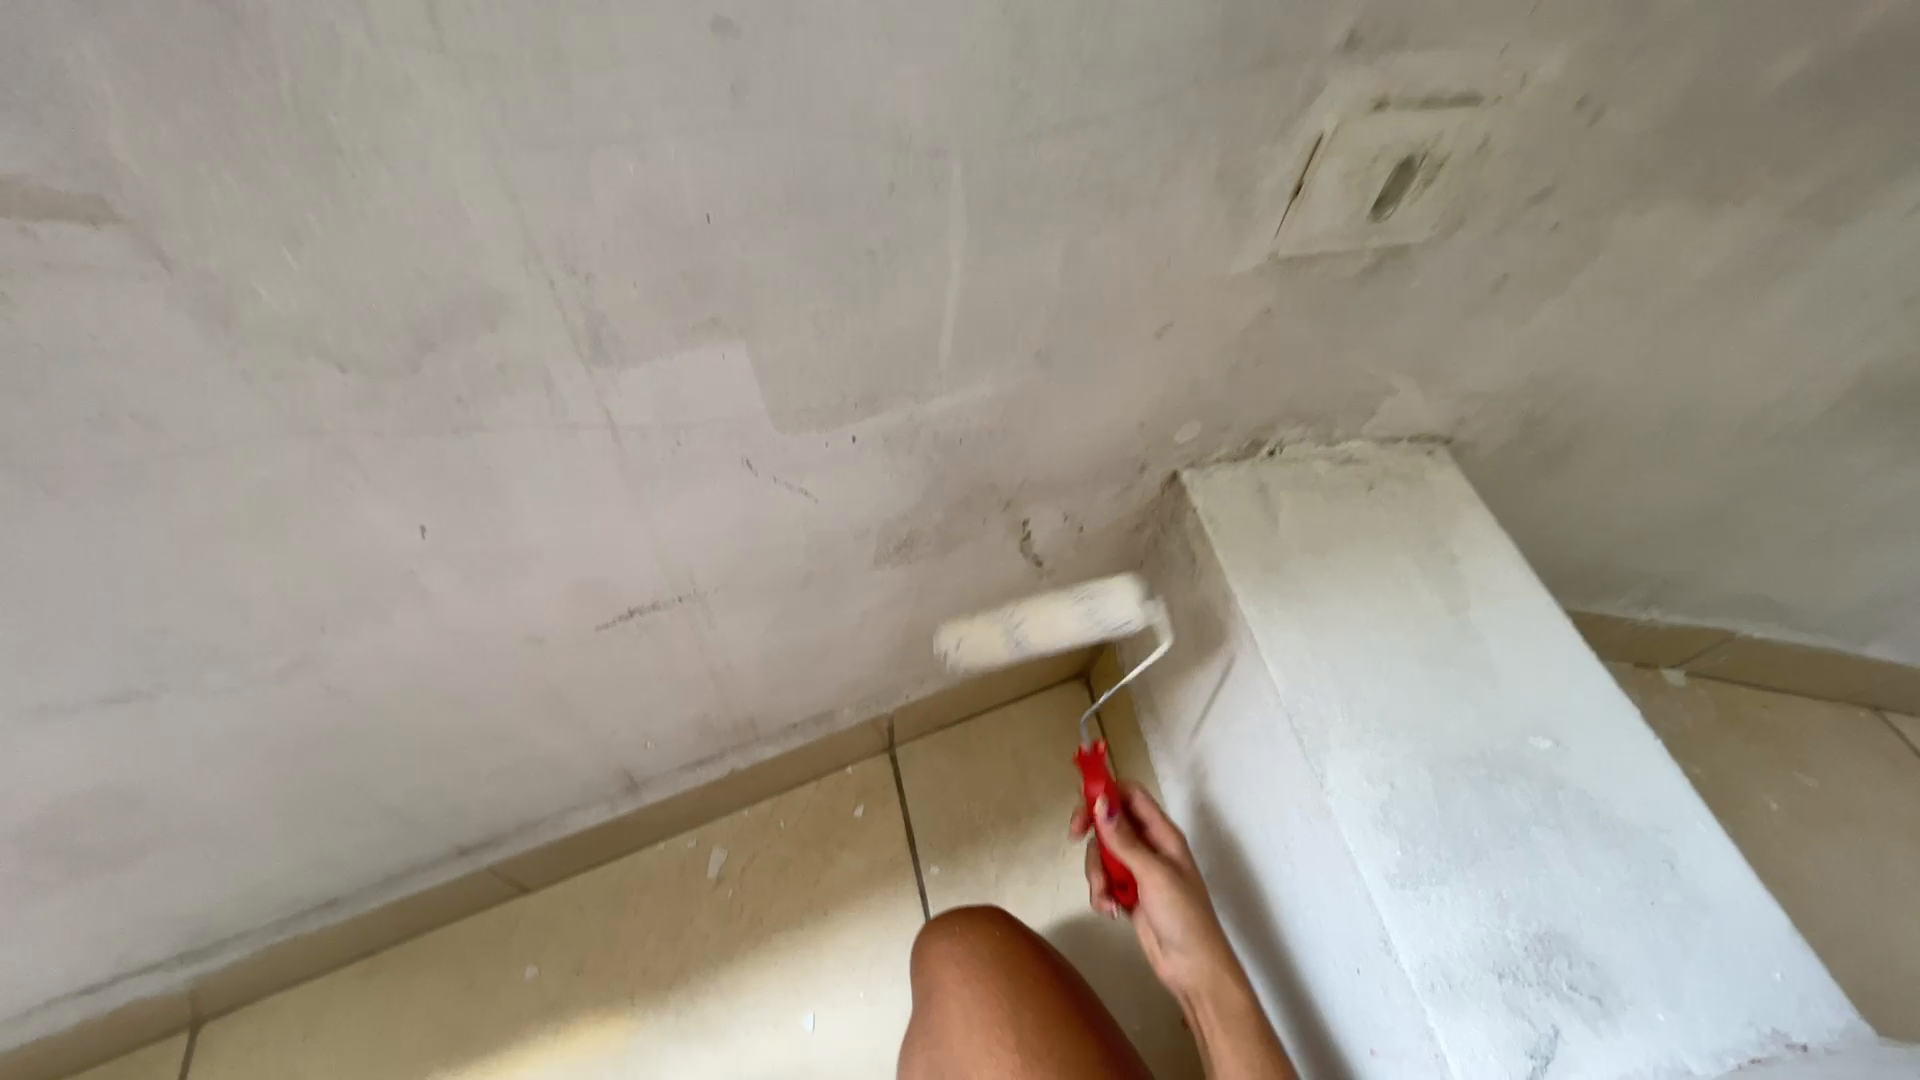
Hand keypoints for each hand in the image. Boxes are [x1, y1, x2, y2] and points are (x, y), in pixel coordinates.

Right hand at [1069, 781, 1238, 1002]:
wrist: (1193, 969)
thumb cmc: (1183, 915)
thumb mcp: (1153, 874)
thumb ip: (1123, 839)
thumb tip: (1100, 803)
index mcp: (1161, 833)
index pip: (1130, 795)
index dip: (1106, 792)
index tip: (1082, 805)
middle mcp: (1148, 846)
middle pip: (1109, 822)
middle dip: (1092, 833)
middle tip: (1074, 838)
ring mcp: (1137, 870)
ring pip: (1102, 853)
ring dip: (1096, 874)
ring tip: (1107, 899)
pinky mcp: (1128, 893)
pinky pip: (1103, 880)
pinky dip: (1101, 893)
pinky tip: (1111, 911)